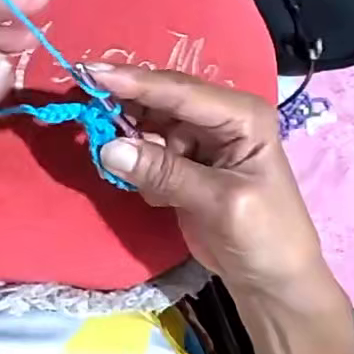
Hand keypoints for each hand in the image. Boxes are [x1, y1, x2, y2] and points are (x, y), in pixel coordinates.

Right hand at [90, 66, 328, 294]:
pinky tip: (150, 192)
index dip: (134, 82)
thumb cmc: (265, 237)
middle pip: (160, 98)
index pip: (180, 91)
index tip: (91, 73)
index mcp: (241, 116)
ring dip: (125, 135)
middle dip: (122, 100)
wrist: (272, 280)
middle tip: (82, 97)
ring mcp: (198, 139)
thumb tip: (108, 148)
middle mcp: (219, 118)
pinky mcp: (182, 161)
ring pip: (147, 123)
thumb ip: (165, 173)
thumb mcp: (219, 203)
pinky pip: (146, 149)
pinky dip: (134, 162)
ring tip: (106, 148)